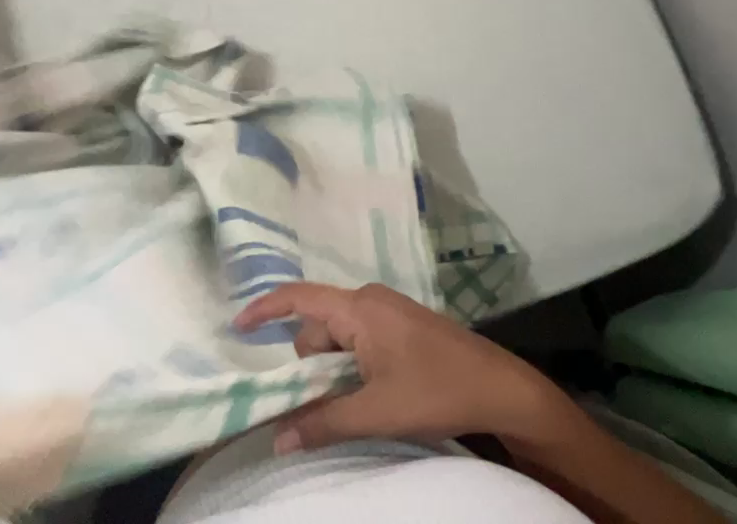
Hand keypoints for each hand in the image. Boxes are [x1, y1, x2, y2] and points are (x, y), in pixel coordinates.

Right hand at [233, 282, 573, 453]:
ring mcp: (389, 310)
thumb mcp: (376, 412)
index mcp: (359, 309)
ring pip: (339, 337)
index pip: (299, 298)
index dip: (265, 309)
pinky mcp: (403, 325)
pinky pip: (360, 339)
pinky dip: (351, 365)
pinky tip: (367, 393)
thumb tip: (278, 437)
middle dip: (309, 365)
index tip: (236, 327)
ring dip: (333, 370)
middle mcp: (370, 300)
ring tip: (351, 404)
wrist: (499, 386)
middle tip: (319, 404)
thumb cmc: (435, 391)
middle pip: (317, 327)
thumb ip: (323, 422)